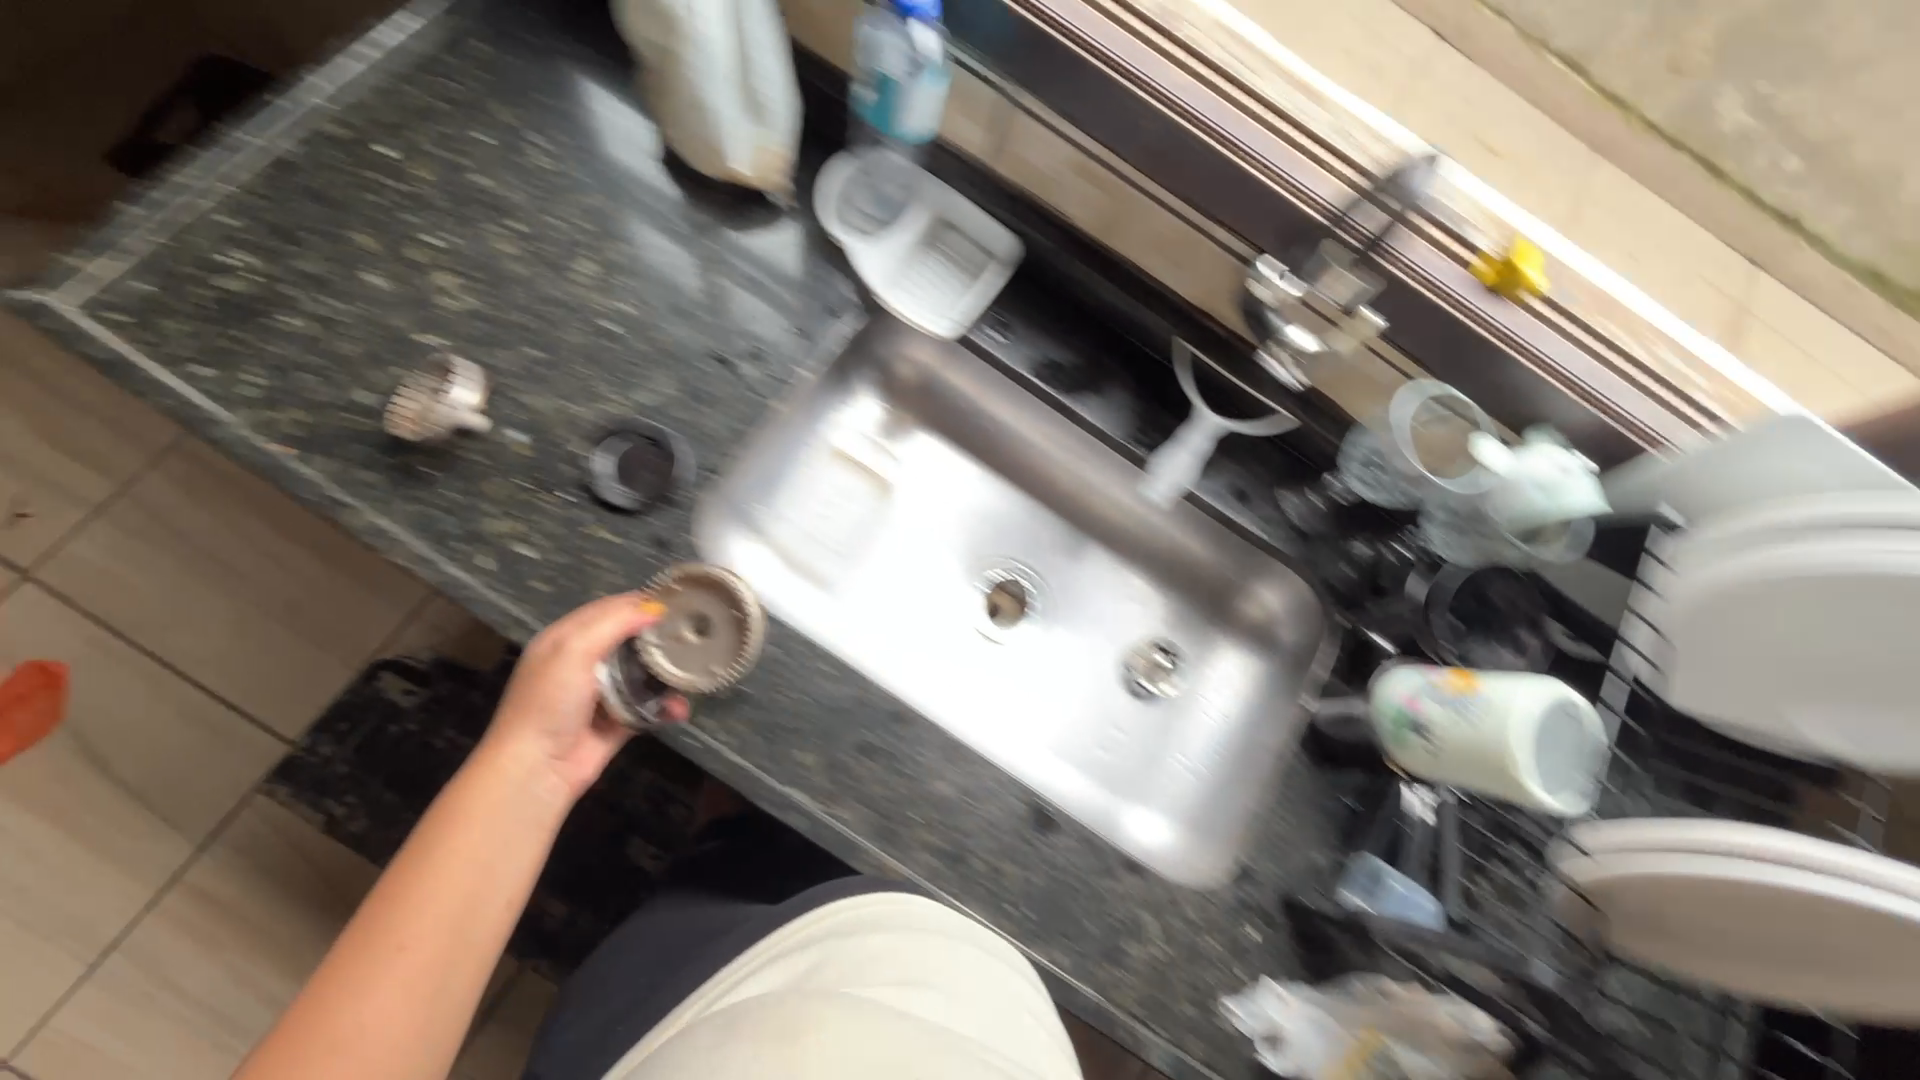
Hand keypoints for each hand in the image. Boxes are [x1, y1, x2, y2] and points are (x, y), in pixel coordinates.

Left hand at [476, 592, 688, 804]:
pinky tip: (679, 709)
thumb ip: (613, 624)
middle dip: (659, 638)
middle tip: (693, 635)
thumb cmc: (549, 702)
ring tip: (691, 674)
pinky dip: (665, 707)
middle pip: (630, 640)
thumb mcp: (573, 651)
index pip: (608, 609)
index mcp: (566, 639)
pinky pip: (649, 707)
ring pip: (644, 674)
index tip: (677, 601)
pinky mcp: (618, 721)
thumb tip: (654, 608)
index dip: (640, 603)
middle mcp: (584, 663)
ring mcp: (602, 693)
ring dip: (667, 675)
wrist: (537, 768)